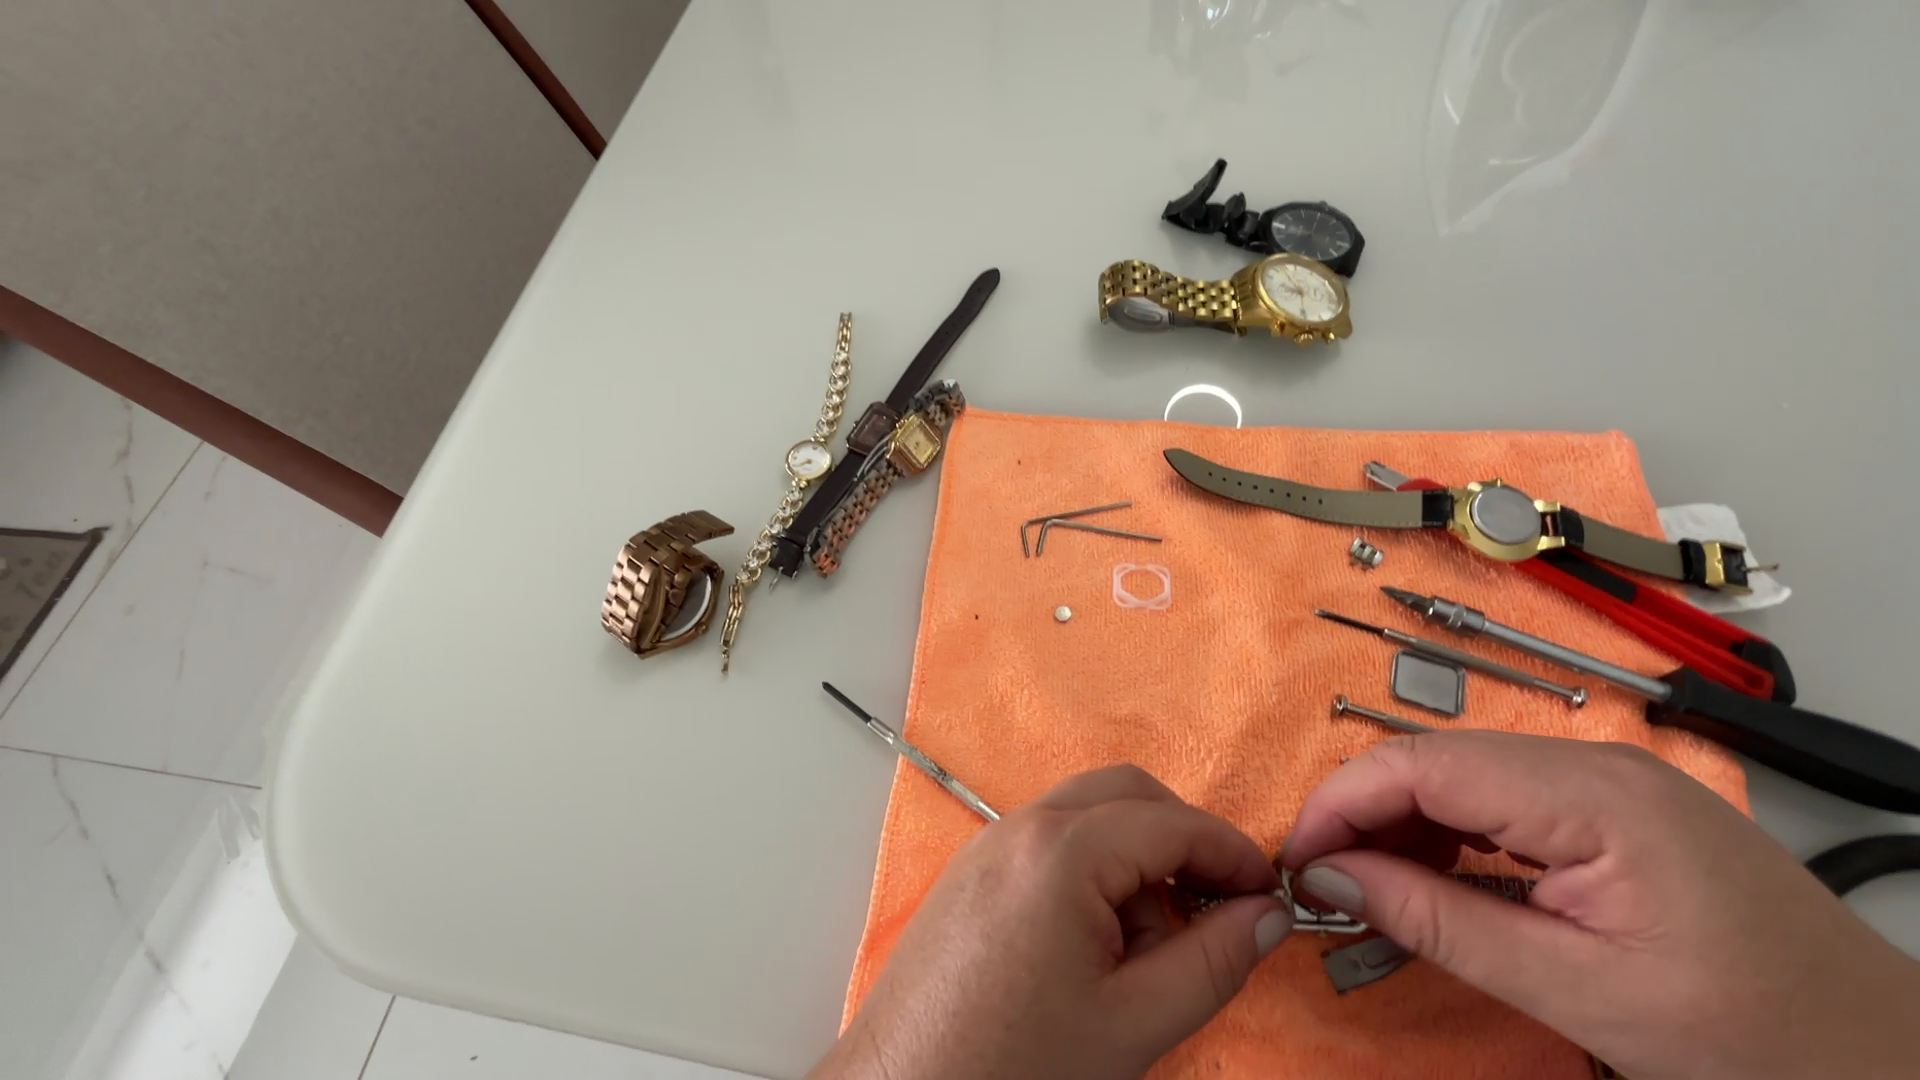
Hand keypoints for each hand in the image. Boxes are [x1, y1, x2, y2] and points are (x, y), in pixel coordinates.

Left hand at [811, 765, 1290, 1079]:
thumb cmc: (1011, 1062)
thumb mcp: (1133, 1024)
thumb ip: (1211, 962)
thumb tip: (1264, 915)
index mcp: (1062, 850)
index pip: (1172, 822)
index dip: (1231, 853)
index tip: (1268, 893)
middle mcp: (1022, 825)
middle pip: (1128, 793)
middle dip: (1181, 839)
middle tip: (1213, 905)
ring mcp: (990, 841)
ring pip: (1089, 812)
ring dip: (1135, 856)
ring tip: (1143, 946)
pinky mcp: (974, 867)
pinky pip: (1050, 839)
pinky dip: (1091, 867)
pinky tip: (1094, 941)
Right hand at [1280, 731, 1919, 1079]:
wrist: (1896, 1069)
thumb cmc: (1752, 1043)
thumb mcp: (1578, 994)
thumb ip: (1435, 922)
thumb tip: (1325, 876)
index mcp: (1594, 795)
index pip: (1422, 765)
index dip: (1341, 802)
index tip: (1297, 859)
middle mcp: (1593, 762)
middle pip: (1434, 761)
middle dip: (1363, 814)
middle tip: (1327, 880)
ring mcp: (1605, 777)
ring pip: (1458, 774)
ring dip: (1401, 825)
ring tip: (1374, 886)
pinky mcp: (1610, 802)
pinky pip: (1497, 797)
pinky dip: (1448, 834)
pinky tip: (1435, 878)